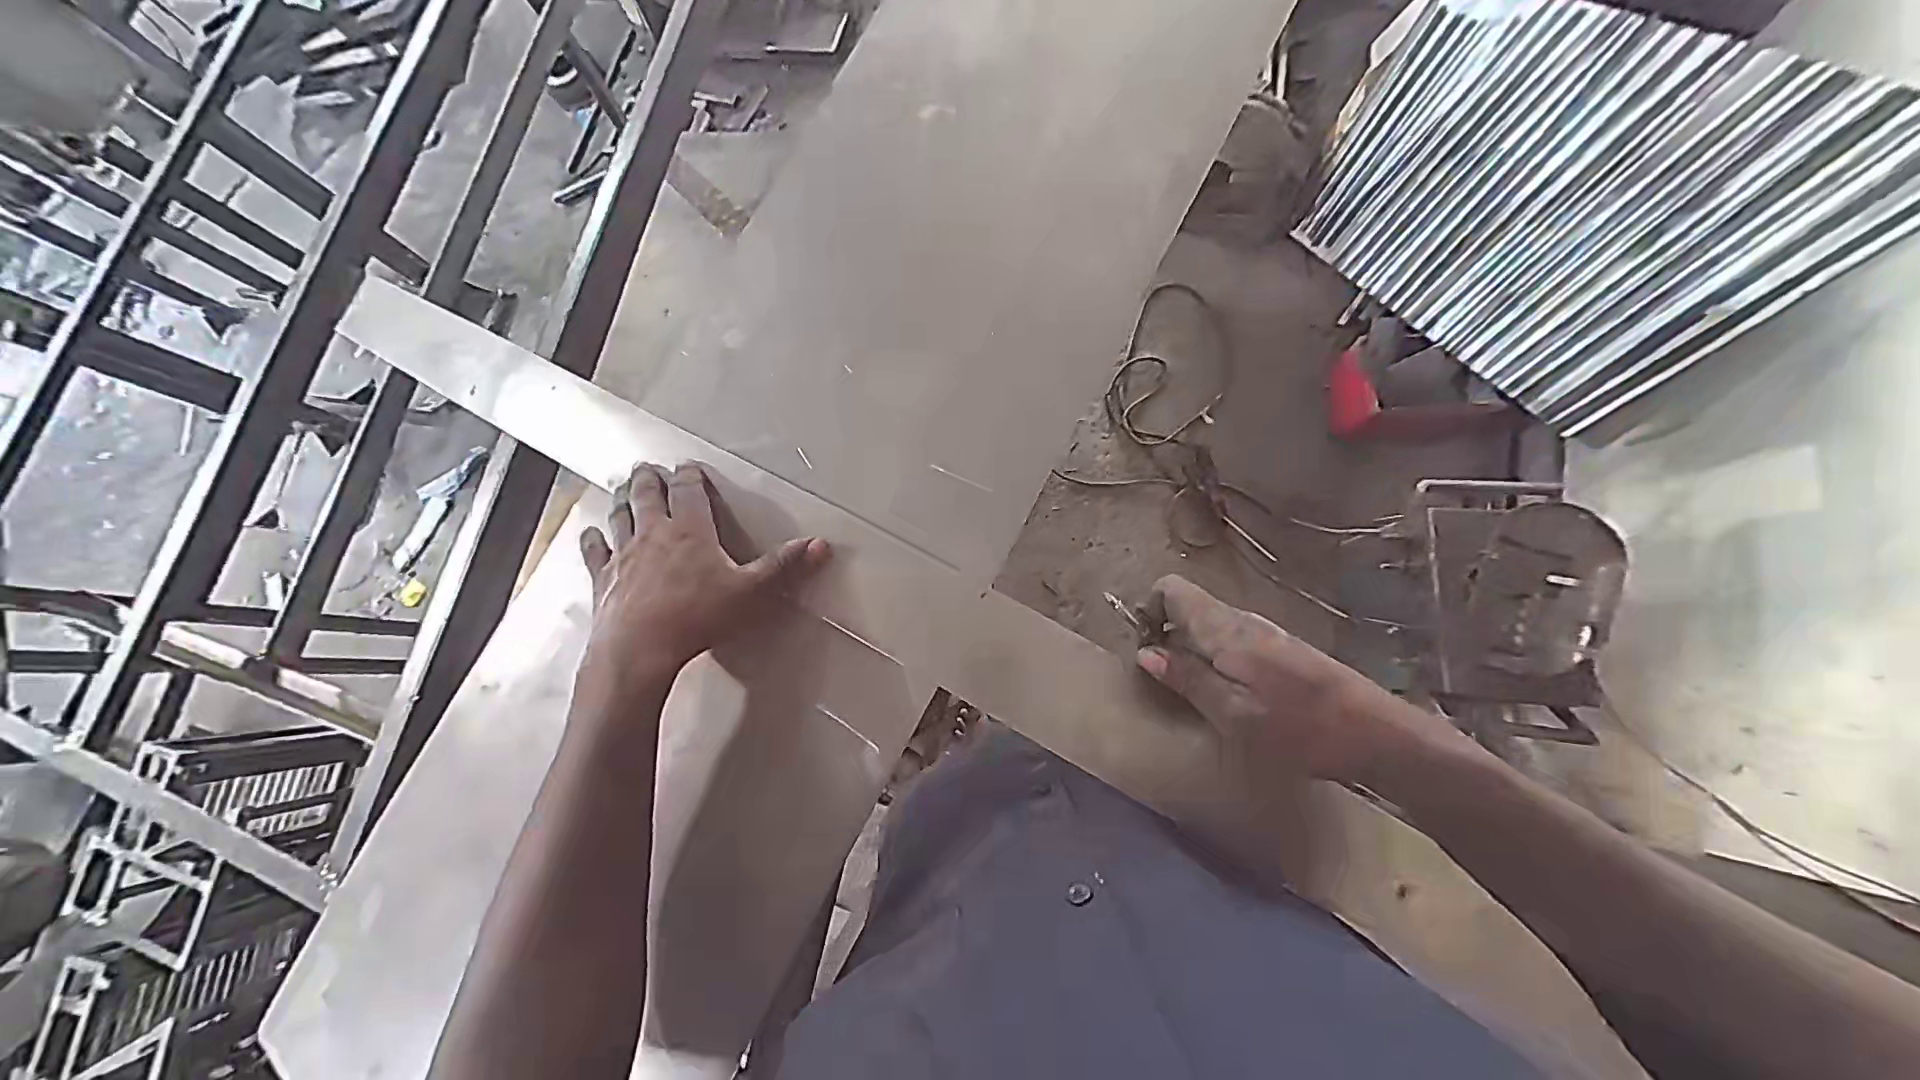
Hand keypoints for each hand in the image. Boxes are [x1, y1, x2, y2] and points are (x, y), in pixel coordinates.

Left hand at [578, 463, 830, 684]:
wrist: (639, 650)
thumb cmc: (696, 618)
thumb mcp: (751, 592)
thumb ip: (784, 567)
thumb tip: (819, 546)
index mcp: (690, 531)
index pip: (689, 491)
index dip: (690, 476)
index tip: (689, 467)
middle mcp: (653, 534)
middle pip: (648, 495)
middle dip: (649, 479)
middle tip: (647, 467)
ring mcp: (623, 555)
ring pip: (620, 515)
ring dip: (622, 499)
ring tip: (622, 487)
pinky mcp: (603, 579)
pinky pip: (595, 551)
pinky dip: (592, 538)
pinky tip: (590, 533)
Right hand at [1134, 575, 1426, 782]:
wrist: (1380, 736)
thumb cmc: (1299, 727)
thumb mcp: (1231, 713)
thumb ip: (1186, 679)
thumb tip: (1145, 652)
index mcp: (1225, 627)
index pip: (1171, 588)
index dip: (1149, 612)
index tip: (1147, 652)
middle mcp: (1243, 619)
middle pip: (1187, 607)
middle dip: (1166, 636)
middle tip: (1168, 684)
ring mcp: (1265, 633)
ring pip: (1208, 626)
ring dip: (1190, 652)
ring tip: (1195, 696)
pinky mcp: (1281, 651)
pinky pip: (1230, 642)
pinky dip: (1215, 661)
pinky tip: (1230, 699)